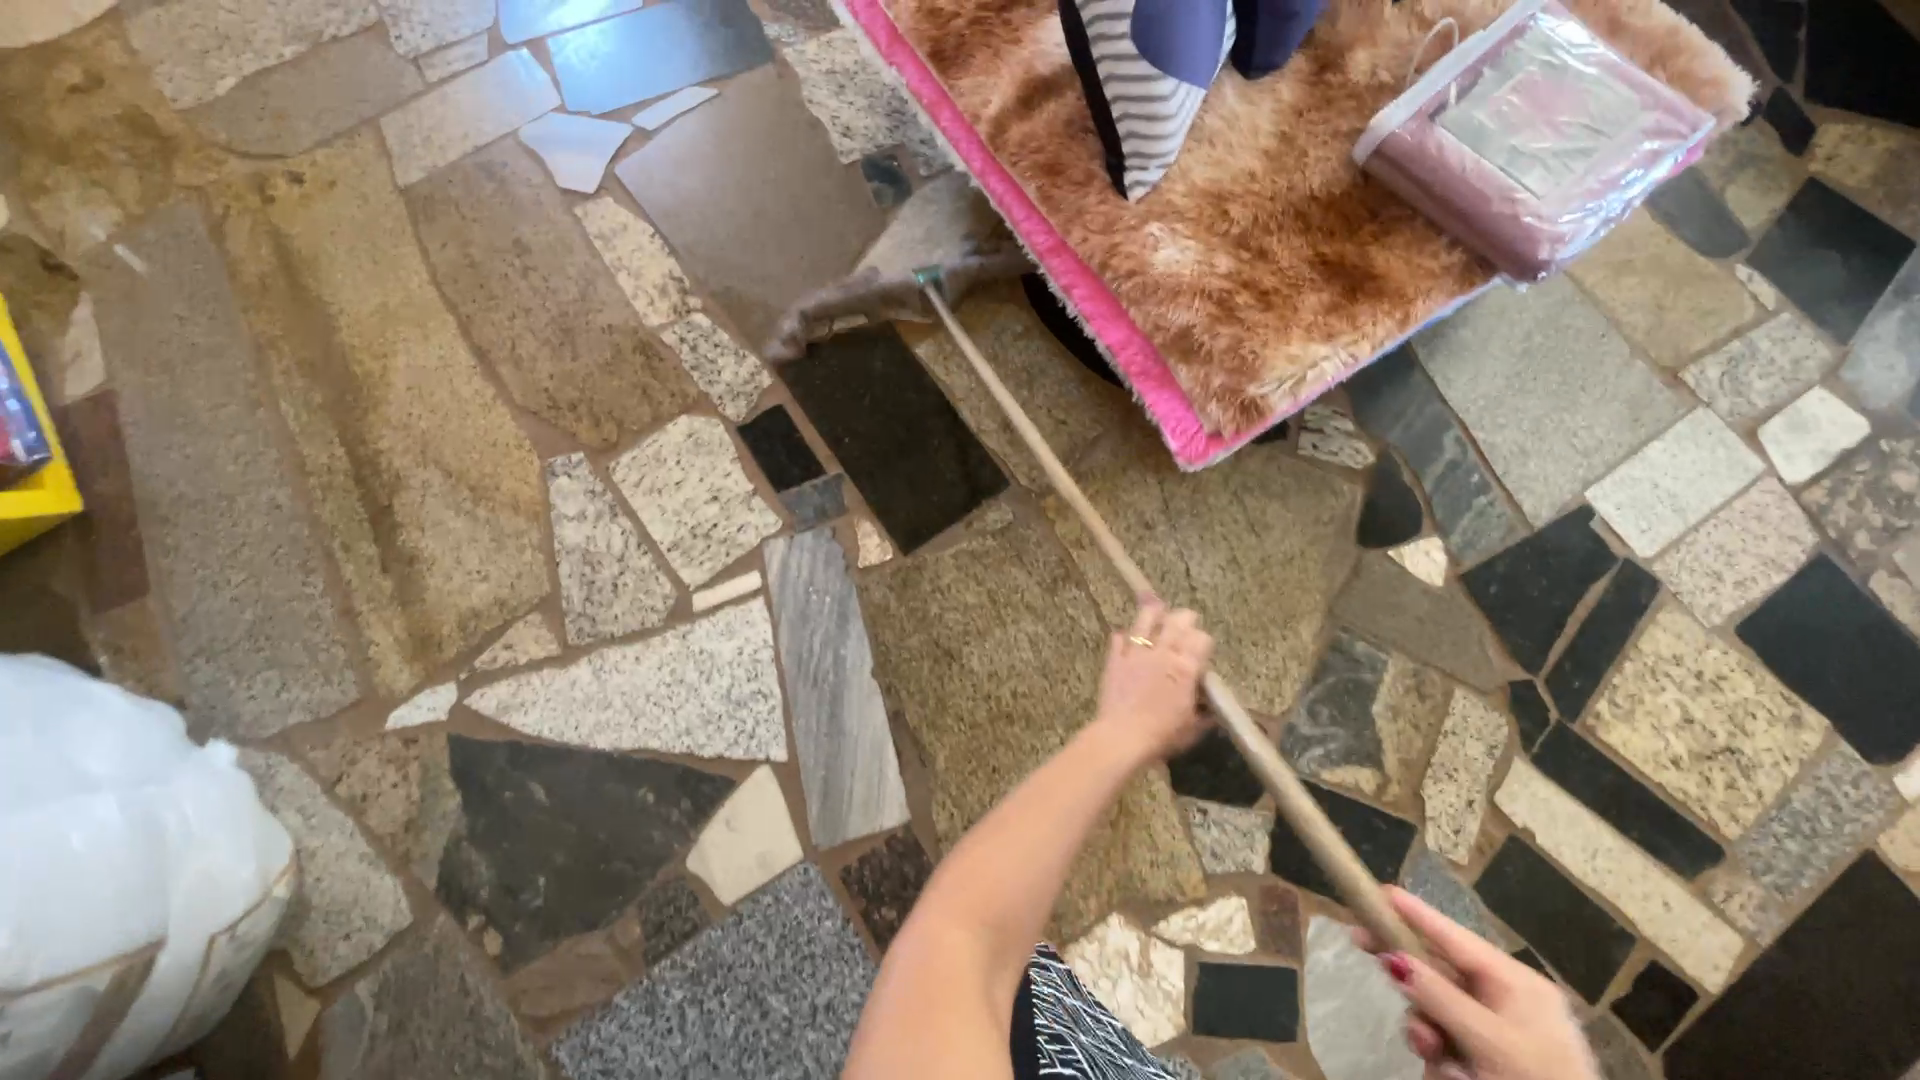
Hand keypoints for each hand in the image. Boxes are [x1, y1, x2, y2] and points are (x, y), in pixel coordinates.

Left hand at [1090, 598, 1213, 763]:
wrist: (1123, 736)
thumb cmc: (1163, 735)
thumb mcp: (1192, 728)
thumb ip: (1203, 715)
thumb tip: (1211, 712)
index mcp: (1186, 669)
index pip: (1201, 639)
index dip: (1204, 639)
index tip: (1203, 644)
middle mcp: (1163, 654)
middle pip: (1177, 623)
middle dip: (1184, 617)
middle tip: (1187, 616)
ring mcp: (1137, 654)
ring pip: (1145, 622)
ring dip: (1152, 613)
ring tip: (1156, 608)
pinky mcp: (1115, 660)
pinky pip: (1118, 640)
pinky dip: (1122, 636)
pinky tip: (1122, 635)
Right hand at [1356, 888, 1599, 1079]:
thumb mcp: (1491, 1042)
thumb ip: (1439, 998)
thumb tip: (1391, 957)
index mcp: (1517, 984)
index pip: (1455, 938)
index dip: (1415, 913)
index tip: (1377, 892)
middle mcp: (1504, 1001)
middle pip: (1439, 971)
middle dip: (1409, 977)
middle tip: (1358, 942)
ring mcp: (1495, 1032)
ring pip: (1435, 1011)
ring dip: (1424, 1030)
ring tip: (1435, 1056)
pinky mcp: (1486, 1061)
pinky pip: (1445, 1043)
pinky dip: (1440, 1060)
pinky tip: (1450, 1078)